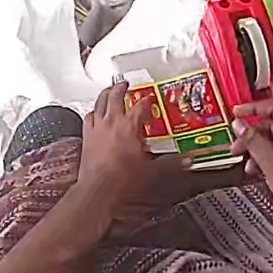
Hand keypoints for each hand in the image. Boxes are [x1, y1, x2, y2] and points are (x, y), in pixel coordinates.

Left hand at [75, 82, 178, 207]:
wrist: (99, 188)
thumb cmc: (123, 178)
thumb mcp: (151, 169)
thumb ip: (170, 163)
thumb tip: (186, 160)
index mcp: (130, 125)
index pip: (141, 106)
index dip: (147, 101)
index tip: (150, 100)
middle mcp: (112, 121)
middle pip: (115, 96)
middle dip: (121, 88)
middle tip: (125, 84)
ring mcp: (97, 127)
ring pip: (100, 102)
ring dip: (105, 94)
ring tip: (108, 91)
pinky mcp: (87, 135)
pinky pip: (89, 117)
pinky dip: (93, 113)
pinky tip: (95, 114)